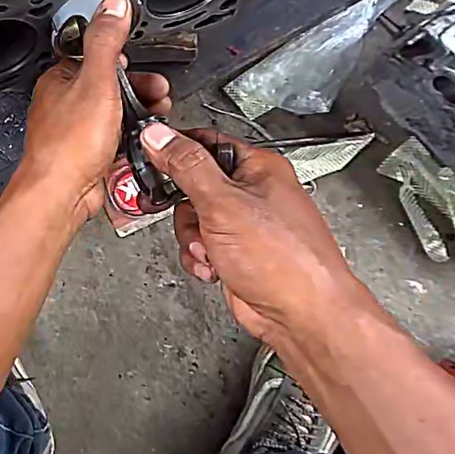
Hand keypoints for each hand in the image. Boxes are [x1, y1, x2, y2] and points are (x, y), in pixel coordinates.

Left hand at [14, 0, 171, 218]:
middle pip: (110, 86)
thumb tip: (113, 5)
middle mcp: (64, 103)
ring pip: (114, 113)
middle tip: (158, 94)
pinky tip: (140, 140)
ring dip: (139, 113)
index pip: (95, 56)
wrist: (60, 194)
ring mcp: (75, 130)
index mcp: (60, 79)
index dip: (125, 60)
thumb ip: (106, 42)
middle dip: (140, 89)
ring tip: (156, 116)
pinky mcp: (86, 154)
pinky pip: (113, 138)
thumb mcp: (97, 82)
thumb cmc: (68, 144)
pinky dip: (130, 136)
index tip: (145, 66)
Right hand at [138, 124, 372, 344]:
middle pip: (193, 183)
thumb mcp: (223, 203)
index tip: (152, 158)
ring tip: (208, 249)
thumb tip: (159, 136)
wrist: (302, 316)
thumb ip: (187, 166)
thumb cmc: (285, 260)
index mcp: (257, 168)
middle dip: (184, 208)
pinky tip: (213, 266)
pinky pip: (199, 244)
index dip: (176, 149)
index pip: (205, 142)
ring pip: (192, 217)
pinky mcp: (234, 251)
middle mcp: (252, 192)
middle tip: (187, 215)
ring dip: (192, 237)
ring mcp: (243, 223)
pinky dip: (198, 257)